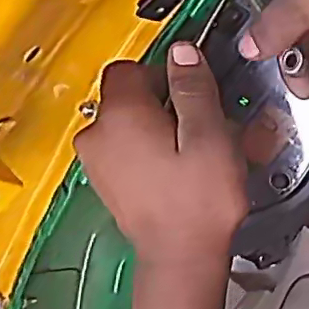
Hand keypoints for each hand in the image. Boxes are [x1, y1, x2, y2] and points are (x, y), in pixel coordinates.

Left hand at [76, 43, 244, 261]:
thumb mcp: (210, 136)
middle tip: (202, 125)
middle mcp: (99, 134)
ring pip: (129, 123)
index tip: (194, 88)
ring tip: (194, 151)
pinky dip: (150, 149)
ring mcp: (98, 160)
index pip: (132, 67)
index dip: (166, 71)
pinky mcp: (107, 180)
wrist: (181, 256)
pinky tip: (178, 169)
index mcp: (122, 116)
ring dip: (160, 126)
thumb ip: (194, 89)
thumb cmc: (199, 202)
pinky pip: (127, 148)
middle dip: (166, 102)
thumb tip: (183, 52)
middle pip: (129, 95)